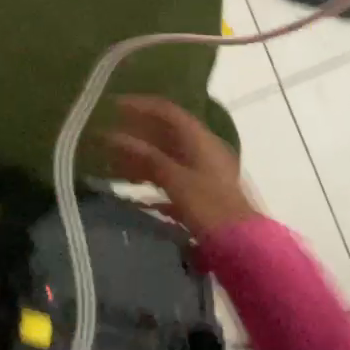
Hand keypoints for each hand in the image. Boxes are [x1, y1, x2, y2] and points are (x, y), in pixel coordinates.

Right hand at [105, 95, 258, 237]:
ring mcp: (204, 171)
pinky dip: (151, 175)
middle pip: (165, 132)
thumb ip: (145, 156)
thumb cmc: (208, 205)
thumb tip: (112, 137)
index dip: (139, 105)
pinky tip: (133, 188)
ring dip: (140, 154)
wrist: (241, 245)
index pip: (166, 111)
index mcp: (200, 138)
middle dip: (136, 132)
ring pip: (166, 154)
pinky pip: (170, 174)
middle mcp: (203, 148)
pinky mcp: (201, 192)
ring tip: (113, 160)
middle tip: (108, 134)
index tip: (113, 106)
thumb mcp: (174, 178)